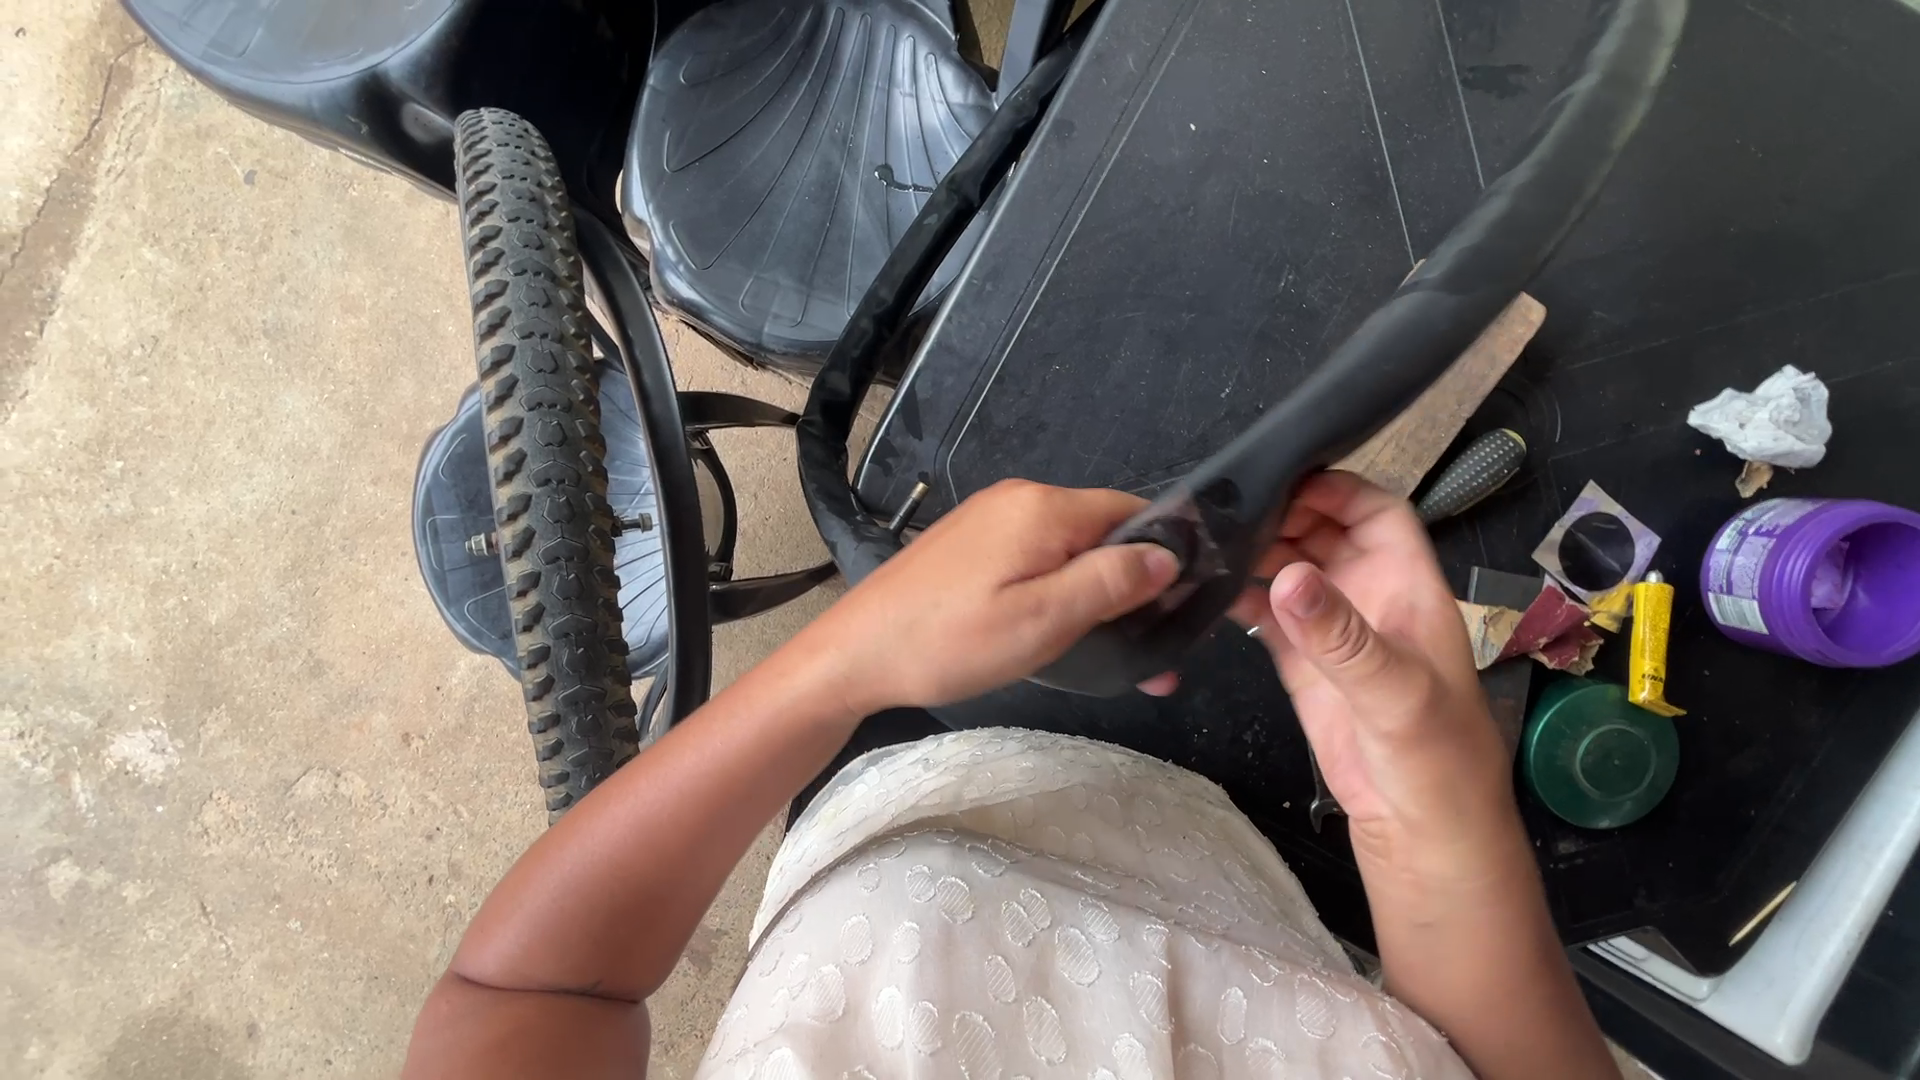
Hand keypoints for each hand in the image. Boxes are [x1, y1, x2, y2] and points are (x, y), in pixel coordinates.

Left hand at [797, 479, 1179, 714]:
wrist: (856, 653)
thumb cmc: (950, 641)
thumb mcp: (1043, 620)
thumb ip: (1110, 581)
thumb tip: (1169, 556)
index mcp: (1043, 507)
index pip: (1132, 512)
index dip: (1164, 555)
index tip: (1180, 608)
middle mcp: (1019, 498)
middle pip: (1100, 531)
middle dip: (1129, 583)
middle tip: (1148, 650)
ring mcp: (990, 519)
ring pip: (1067, 549)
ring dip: (1093, 592)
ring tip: (1110, 649)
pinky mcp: (971, 544)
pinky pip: (1034, 558)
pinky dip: (1056, 590)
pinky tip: (1059, 628)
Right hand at [1235, 471, 1520, 879]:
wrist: (1415, 826)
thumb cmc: (1434, 755)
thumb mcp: (1395, 692)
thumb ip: (1341, 635)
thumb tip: (1285, 577)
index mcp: (1407, 587)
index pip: (1377, 514)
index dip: (1336, 492)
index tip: (1281, 484)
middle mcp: (1366, 595)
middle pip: (1322, 533)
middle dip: (1280, 518)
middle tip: (1224, 515)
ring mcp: (1329, 627)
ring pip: (1288, 568)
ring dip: (1253, 554)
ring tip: (1205, 545)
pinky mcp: (1298, 658)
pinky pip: (1264, 611)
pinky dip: (1237, 596)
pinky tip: (1206, 589)